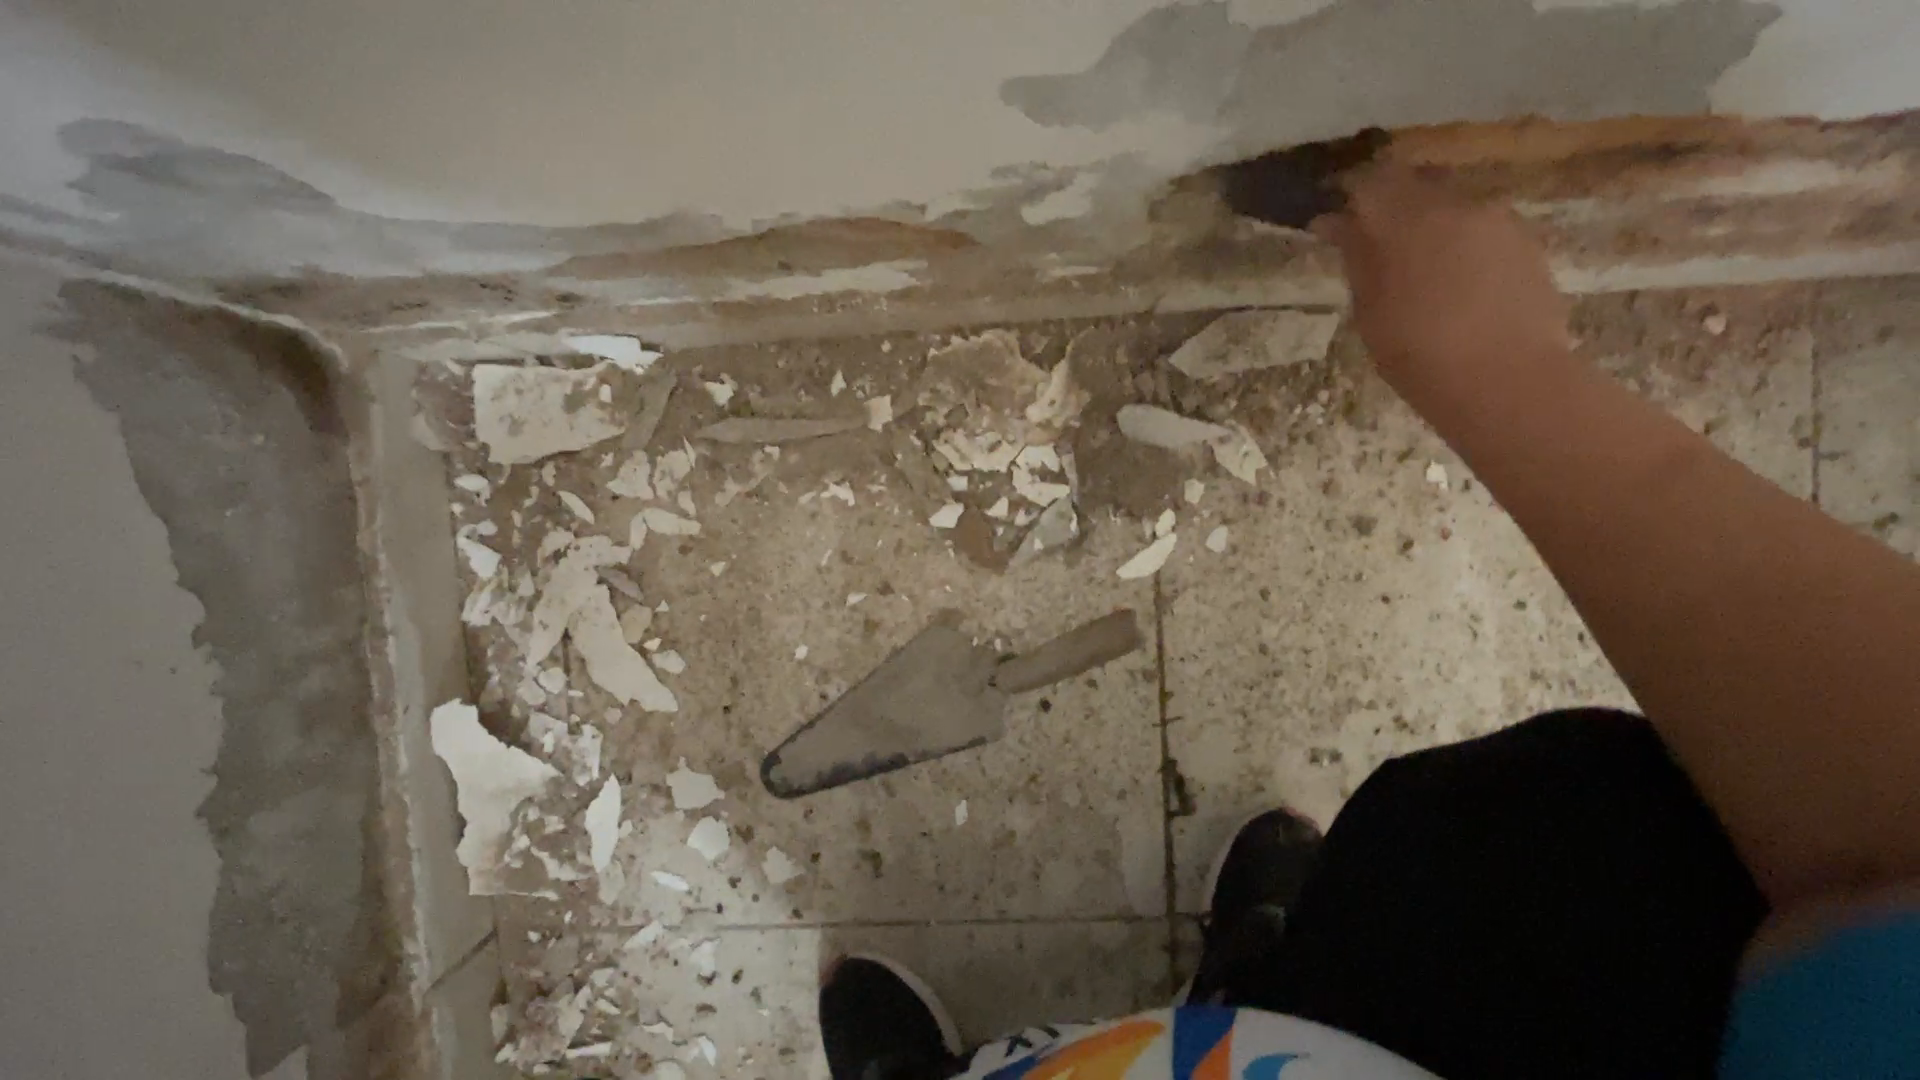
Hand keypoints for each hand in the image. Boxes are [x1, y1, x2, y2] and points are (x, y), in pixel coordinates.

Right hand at [1314, 165, 1571, 385]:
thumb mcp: (1369, 309)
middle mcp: (1454, 202)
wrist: (1505, 378)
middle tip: (1377, 249)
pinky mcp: (1526, 239)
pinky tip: (1458, 286)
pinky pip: (1481, 228)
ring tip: (1421, 273)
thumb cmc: (1417, 352)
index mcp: (1406, 217)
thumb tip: (1336, 222)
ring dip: (1430, 227)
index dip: (1352, 197)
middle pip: (1415, 183)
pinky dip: (1462, 244)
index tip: (1338, 224)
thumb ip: (1356, 257)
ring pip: (1451, 205)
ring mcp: (1497, 218)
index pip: (1370, 180)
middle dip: (1393, 207)